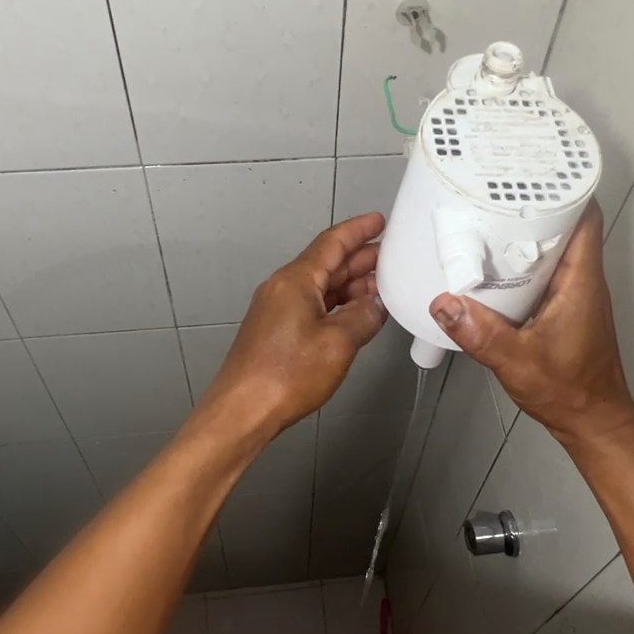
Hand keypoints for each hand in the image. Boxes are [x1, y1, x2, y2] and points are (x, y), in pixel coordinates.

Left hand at [201, 213, 388, 439]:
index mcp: (296, 280)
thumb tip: (376, 306)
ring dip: (350, 285)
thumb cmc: (286, 375)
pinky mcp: (275, 330)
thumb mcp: (338, 343)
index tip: (379, 221)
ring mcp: (276, 309)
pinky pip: (311, 305)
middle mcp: (283, 288)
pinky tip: (354, 315)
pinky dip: (336, 305)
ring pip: (320, 286)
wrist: (242, 411)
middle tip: (391, 257)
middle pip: (326, 263)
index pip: (332, 243)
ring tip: (381, 287)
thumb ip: (363, 318)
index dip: (358, 230)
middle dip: (360, 259)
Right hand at [429, 200, 633, 445]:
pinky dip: (522, 260)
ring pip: (553, 247)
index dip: (563, 188)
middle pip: (565, 225)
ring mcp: (574, 293)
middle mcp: (582, 279)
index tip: (530, 173)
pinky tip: (492, 265)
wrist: (593, 423)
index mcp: (581, 280)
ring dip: (526, 233)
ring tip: (487, 218)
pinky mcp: (564, 307)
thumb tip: (442, 302)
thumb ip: (481, 333)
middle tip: (494, 191)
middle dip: (533, 205)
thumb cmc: (569, 391)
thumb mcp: (518, 362)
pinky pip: (544, 270)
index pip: (585, 216)